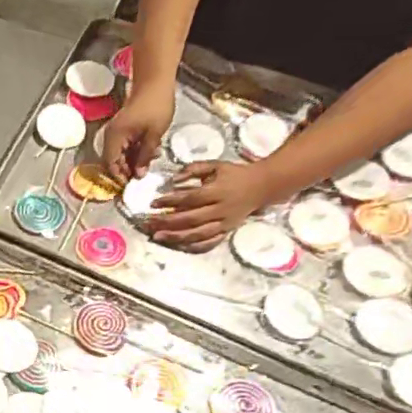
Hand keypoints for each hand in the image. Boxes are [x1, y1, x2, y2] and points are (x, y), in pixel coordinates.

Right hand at [102, 78, 176, 183]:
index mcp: (114, 138)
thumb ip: (144, 156)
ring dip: (133, 160)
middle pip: (114, 161)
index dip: (119, 176)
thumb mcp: (154, 134)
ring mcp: (115, 132)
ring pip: (120, 154)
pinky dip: (134, 151)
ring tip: (150, 161)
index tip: (131, 184)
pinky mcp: (123, 128)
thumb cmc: (156, 106)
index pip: (110, 164)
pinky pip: (124, 145)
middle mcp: (110, 137)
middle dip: (127, 169)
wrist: (155, 81)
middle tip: (143, 174)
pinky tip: (148, 151)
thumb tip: (138, 175)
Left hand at [142, 160, 282, 250]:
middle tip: (148, 223)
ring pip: (198, 234)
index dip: (170, 201)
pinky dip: (193, 247)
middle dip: (167, 222)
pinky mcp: (227, 232)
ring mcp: (225, 223)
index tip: (153, 203)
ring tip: (157, 237)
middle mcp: (222, 209)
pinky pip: (209, 243)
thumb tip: (173, 179)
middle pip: (191, 219)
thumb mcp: (216, 165)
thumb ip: (194, 169)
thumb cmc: (234, 174)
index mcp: (219, 191)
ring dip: (175, 237)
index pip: (190, 198)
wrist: (263, 185)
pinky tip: (178, 246)